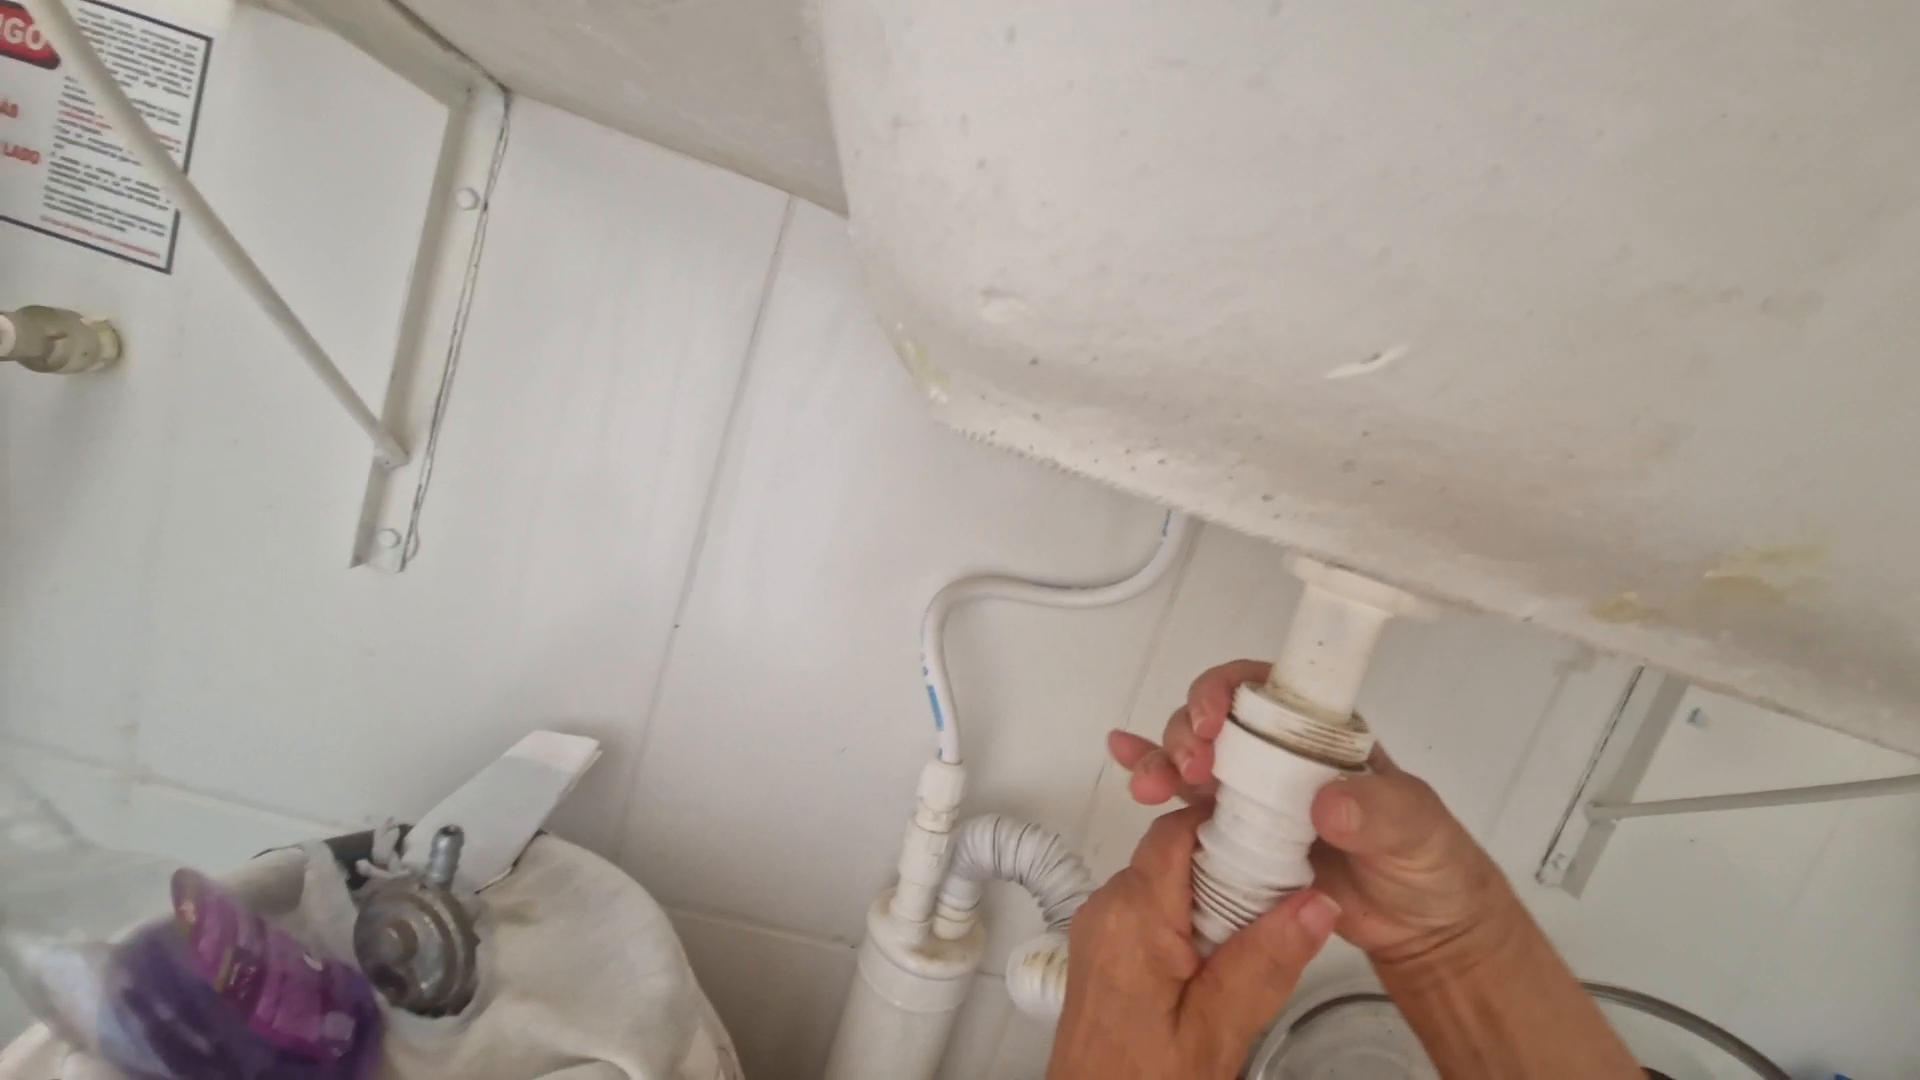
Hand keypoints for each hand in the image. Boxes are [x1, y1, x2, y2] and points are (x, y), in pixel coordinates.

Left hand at [1048, 806, 1339, 1079]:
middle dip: (1224, 863)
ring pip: (1160, 877)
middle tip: (1281, 889)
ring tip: (1258, 925)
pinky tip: (1219, 950)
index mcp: (1132, 913)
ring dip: (1206, 891)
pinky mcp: (1100, 942)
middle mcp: (1106, 904)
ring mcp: (1099, 922)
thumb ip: (1265, 960)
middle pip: (1169, 852)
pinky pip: (1146, 904)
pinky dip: (1184, 913)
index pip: (1175, 832)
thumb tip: (1319, 899)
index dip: (1222, 823)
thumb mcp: (1219, 1028)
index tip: (1272, 834)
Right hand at [1107, 661, 1514, 964]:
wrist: (1418, 927)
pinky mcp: (1228, 830)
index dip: (1224, 690)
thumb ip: (1381, 811)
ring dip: (1159, 760)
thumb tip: (1324, 804)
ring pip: (1186, 754)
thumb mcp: (1418, 827)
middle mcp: (1270, 751)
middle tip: (1190, 768)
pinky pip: (1181, 797)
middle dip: (1186, 732)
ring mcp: (1246, 790)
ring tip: (1148, 787)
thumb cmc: (1425, 861)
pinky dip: (1147, 772)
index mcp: (1311, 732)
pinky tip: (1123, 763)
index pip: (1259, 687)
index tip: (1212, 720)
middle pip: (1209, 718)